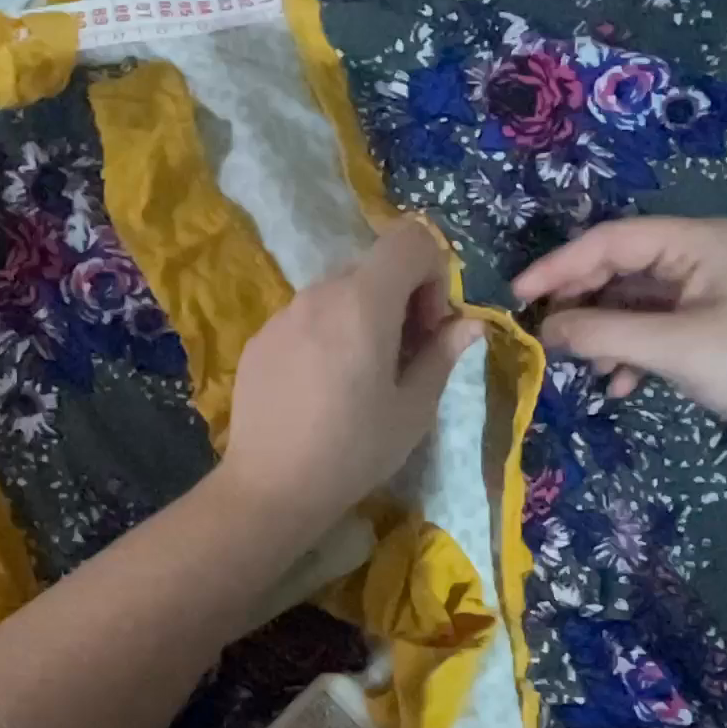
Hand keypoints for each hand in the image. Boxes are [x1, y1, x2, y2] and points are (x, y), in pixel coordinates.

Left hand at [220, 218, 483, 529]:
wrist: (271, 487)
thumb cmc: (353, 451)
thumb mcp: (413, 410)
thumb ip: (442, 355)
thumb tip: (468, 324)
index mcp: (362, 301)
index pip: (410, 239)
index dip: (433, 273)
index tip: (428, 328)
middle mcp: (318, 294)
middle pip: (372, 267)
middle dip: (399, 299)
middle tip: (401, 358)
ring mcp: (281, 316)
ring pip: (336, 293)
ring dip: (360, 318)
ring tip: (358, 377)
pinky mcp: (258, 340)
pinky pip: (304, 319)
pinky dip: (325, 336)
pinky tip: (319, 390)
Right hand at [514, 216, 726, 451]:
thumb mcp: (675, 347)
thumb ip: (604, 334)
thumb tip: (545, 330)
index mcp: (696, 242)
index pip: (610, 241)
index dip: (558, 266)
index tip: (516, 298)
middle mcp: (699, 258)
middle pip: (618, 268)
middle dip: (578, 301)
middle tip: (543, 335)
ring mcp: (707, 294)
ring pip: (632, 303)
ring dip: (603, 333)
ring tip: (584, 366)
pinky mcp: (711, 329)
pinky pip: (652, 330)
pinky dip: (629, 354)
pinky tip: (622, 386)